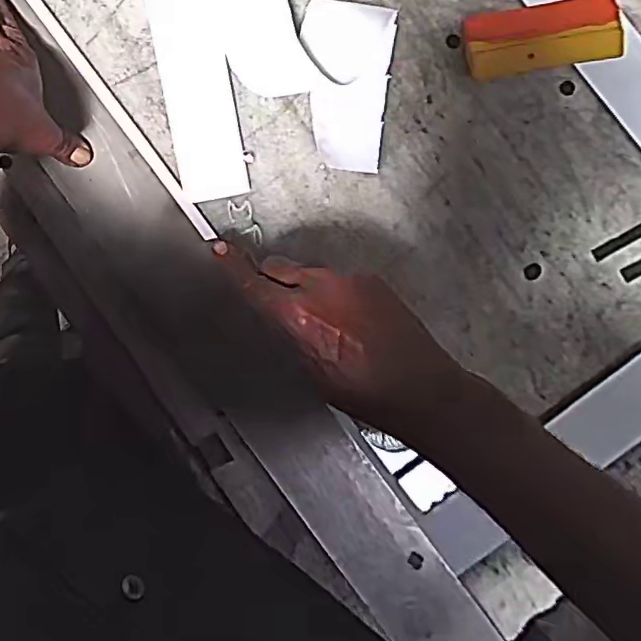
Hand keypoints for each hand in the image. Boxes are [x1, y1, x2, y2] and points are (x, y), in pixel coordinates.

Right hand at [212, 240, 488, 439]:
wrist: (419, 387)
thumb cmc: (367, 390)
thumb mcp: (311, 371)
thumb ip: (290, 335)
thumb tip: (280, 319)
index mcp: (299, 316)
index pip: (254, 283)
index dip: (233, 265)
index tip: (221, 250)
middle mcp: (321, 289)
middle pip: (278, 268)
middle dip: (270, 279)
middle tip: (276, 299)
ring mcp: (348, 280)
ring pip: (309, 273)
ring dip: (307, 288)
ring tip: (327, 322)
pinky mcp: (370, 279)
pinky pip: (339, 278)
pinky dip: (336, 293)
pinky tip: (349, 320)